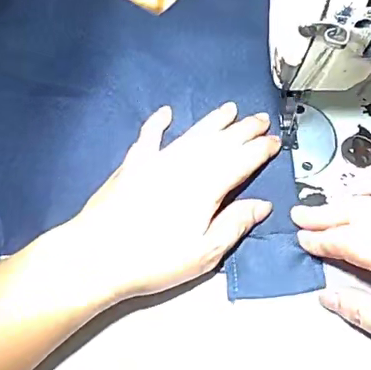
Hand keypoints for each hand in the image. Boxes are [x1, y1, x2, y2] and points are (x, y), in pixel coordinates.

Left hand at [42, 103, 281, 303]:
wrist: (96, 256)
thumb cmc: (152, 259)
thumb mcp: (204, 252)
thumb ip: (234, 224)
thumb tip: (261, 206)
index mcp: (207, 186)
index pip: (242, 159)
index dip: (261, 149)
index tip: (274, 142)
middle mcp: (184, 165)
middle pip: (222, 141)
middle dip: (244, 129)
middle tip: (260, 120)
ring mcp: (157, 161)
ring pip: (192, 134)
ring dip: (213, 121)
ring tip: (230, 110)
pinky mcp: (133, 165)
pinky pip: (149, 136)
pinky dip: (158, 123)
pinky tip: (166, 113)